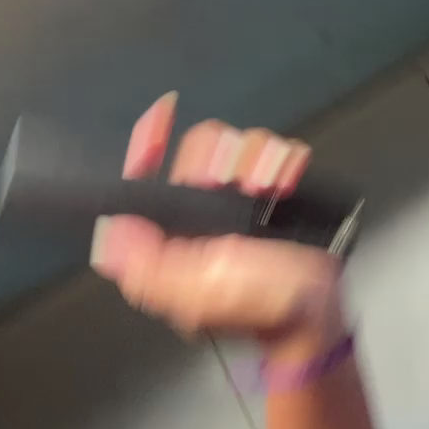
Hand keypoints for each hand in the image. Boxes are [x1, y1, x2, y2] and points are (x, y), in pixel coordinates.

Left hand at [89, 93, 345, 361]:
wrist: (317, 313)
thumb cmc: (256, 309)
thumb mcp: (196, 295)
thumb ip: (151, 267)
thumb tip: (111, 231)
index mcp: (170, 231)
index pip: (146, 174)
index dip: (147, 143)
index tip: (163, 114)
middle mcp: (203, 205)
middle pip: (203, 145)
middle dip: (221, 158)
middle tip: (239, 184)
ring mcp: (245, 193)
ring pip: (244, 142)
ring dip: (261, 160)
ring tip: (270, 189)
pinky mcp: (282, 186)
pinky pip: (281, 150)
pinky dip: (288, 160)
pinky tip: (288, 183)